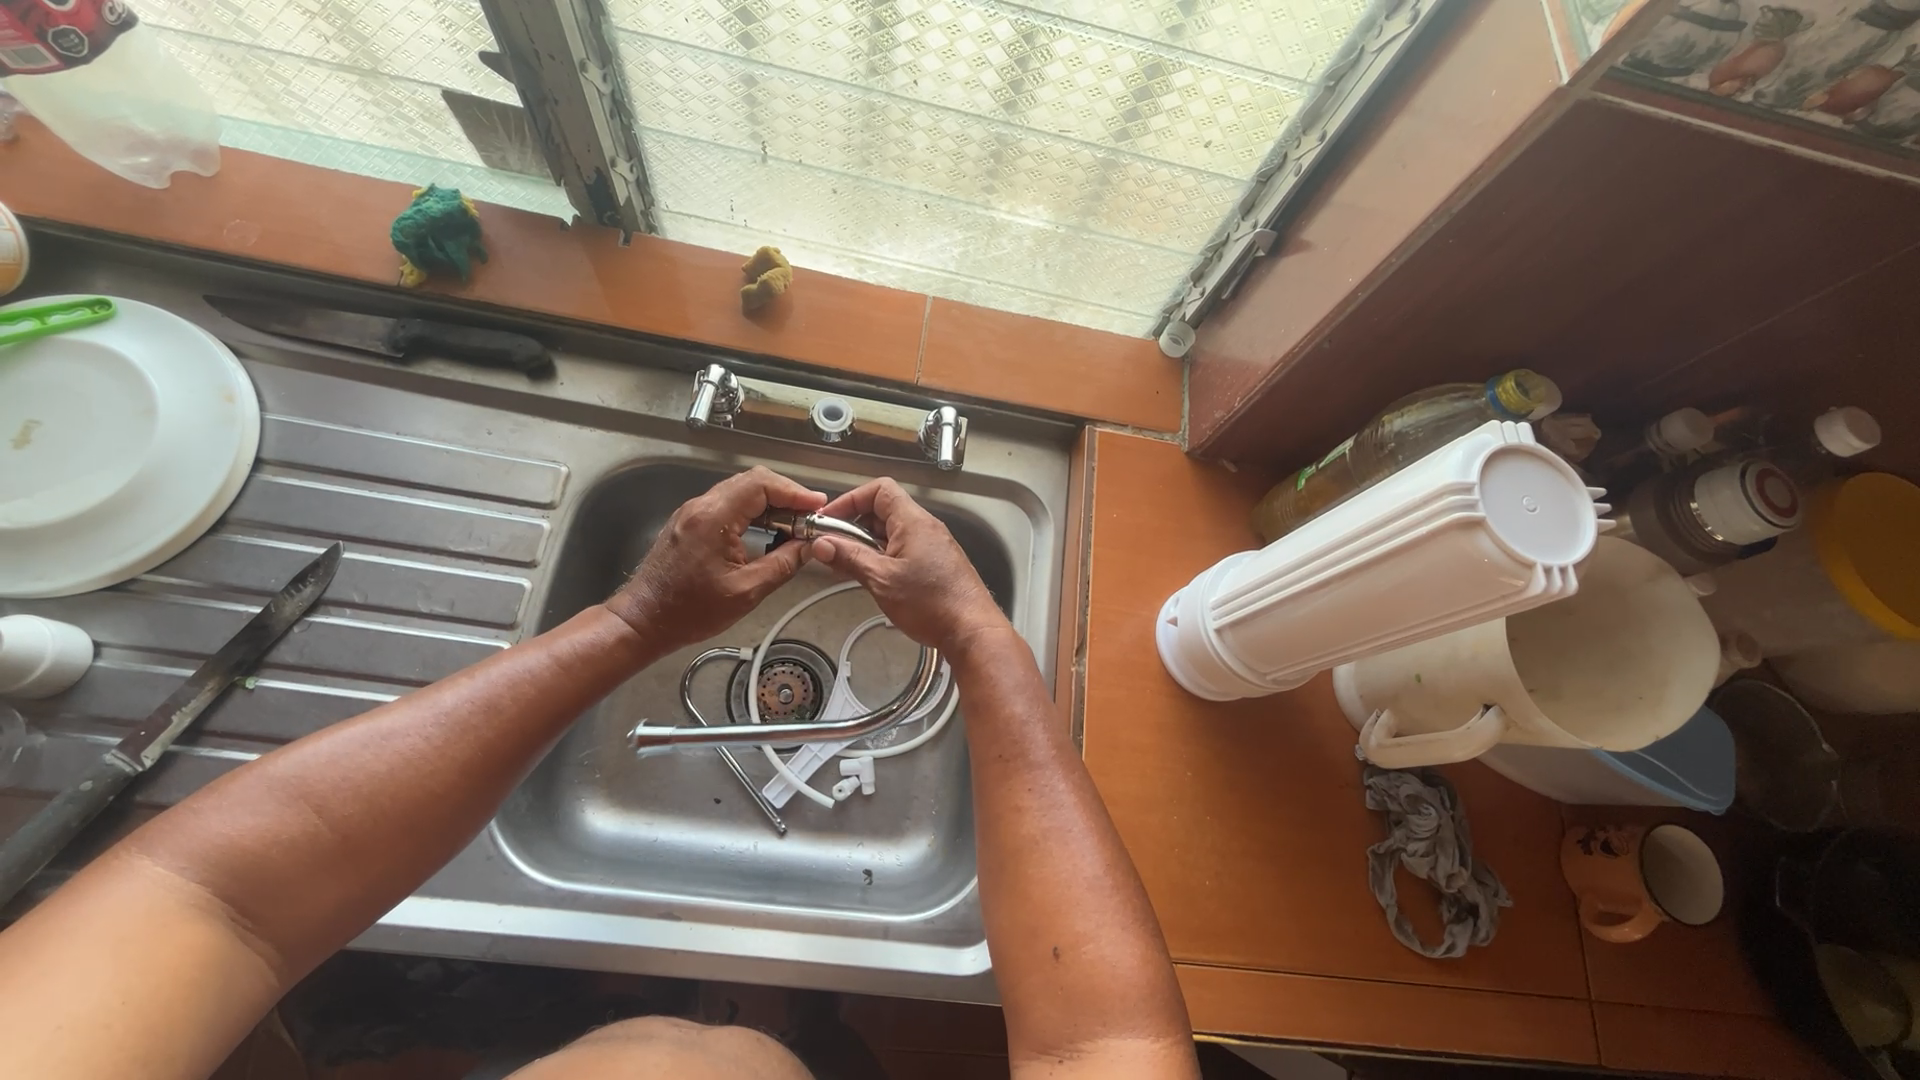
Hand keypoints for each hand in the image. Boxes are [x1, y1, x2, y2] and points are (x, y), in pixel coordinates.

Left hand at [607, 467, 826, 648]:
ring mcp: (692, 512)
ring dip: (770, 503)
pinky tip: (768, 530)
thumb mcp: (747, 591)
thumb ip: (783, 564)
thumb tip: (810, 547)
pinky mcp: (690, 523)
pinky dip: (753, 511)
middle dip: (786, 495)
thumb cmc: (691, 611)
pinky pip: (728, 504)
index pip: (761, 484)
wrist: (643, 621)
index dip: (794, 491)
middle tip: (809, 516)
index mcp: (714, 518)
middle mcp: (701, 506)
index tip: (817, 506)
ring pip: (740, 491)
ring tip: (794, 525)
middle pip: (752, 481)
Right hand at [809, 478, 1010, 654]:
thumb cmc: (933, 604)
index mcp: (913, 521)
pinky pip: (903, 550)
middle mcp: (925, 528)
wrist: (971, 631)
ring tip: (846, 565)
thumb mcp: (882, 579)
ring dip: (866, 545)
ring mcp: (932, 546)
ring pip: (891, 533)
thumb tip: (823, 544)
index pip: (879, 490)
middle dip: (854, 526)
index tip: (829, 520)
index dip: (850, 500)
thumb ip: (850, 558)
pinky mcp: (935, 565)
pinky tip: (870, 577)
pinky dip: (882, 558)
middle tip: (832, 547)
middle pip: (883, 511)